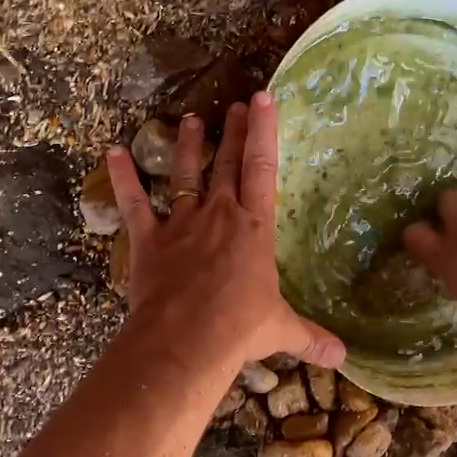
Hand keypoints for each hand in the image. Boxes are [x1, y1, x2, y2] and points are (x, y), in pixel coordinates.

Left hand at [105, 92, 345, 370]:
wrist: (185, 340)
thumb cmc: (239, 328)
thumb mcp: (280, 329)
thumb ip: (310, 338)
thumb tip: (343, 358)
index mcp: (254, 227)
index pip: (263, 167)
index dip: (263, 130)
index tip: (263, 98)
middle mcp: (219, 214)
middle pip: (228, 163)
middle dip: (234, 131)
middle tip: (236, 103)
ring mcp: (181, 224)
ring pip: (186, 175)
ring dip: (189, 146)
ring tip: (191, 119)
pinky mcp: (149, 240)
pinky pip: (135, 204)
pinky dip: (124, 178)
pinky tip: (114, 152)